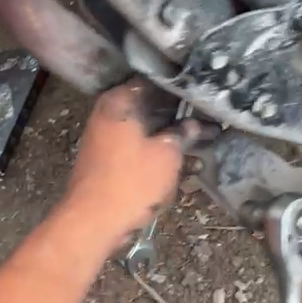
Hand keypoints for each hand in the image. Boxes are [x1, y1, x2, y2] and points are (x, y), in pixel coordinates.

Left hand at [58, 79, 193, 250]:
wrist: (93, 220)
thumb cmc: (132, 181)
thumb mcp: (167, 155)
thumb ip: (182, 135)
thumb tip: (192, 125)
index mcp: (119, 101)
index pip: (155, 82)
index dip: (181, 89)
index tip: (202, 96)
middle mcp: (108, 113)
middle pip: (149, 108)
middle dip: (178, 117)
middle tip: (207, 124)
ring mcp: (104, 138)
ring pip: (144, 131)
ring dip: (169, 139)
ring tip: (201, 146)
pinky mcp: (106, 160)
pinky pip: (135, 150)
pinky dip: (155, 154)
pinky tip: (180, 164)